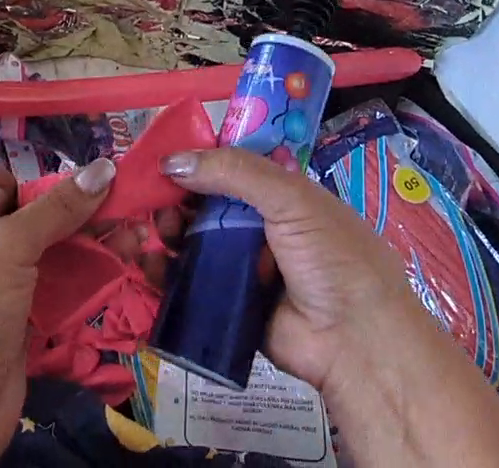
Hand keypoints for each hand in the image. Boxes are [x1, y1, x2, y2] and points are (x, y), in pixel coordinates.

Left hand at [0, 158, 115, 467]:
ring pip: (44, 252)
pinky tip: (119, 258)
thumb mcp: (5, 247)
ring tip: (131, 227)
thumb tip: (105, 167)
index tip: (34, 197)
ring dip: (86, 240)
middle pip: (20, 216)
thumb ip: (57, 207)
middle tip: (110, 201)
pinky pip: (53, 286)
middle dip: (66, 210)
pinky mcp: (17, 323)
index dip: (13, 184)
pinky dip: (84, 274)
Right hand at [162, 147, 498, 466]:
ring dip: (163, 232)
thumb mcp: (290, 199)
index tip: (158, 156)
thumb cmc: (330, 256)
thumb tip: (172, 161)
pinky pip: (188, 281)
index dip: (195, 159)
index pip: (229, 165)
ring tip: (144, 231)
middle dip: (172, 198)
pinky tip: (145, 262)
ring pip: (191, 240)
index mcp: (279, 192)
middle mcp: (258, 223)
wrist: (354, 341)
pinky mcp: (227, 302)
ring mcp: (241, 264)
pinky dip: (163, 271)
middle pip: (203, 202)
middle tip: (148, 200)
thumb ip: (234, 172)